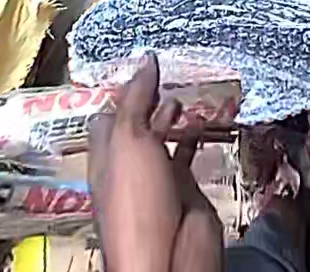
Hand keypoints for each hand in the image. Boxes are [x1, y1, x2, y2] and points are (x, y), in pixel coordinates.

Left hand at [88, 56, 222, 271]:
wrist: (171, 258)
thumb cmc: (138, 200)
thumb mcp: (130, 139)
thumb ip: (137, 98)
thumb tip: (146, 59)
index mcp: (106, 156)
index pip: (109, 115)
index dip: (123, 90)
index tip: (142, 63)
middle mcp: (129, 165)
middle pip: (136, 123)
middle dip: (148, 99)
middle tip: (165, 72)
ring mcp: (156, 177)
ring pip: (162, 135)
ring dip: (172, 113)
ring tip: (183, 90)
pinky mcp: (183, 186)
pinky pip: (188, 151)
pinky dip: (196, 133)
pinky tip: (204, 117)